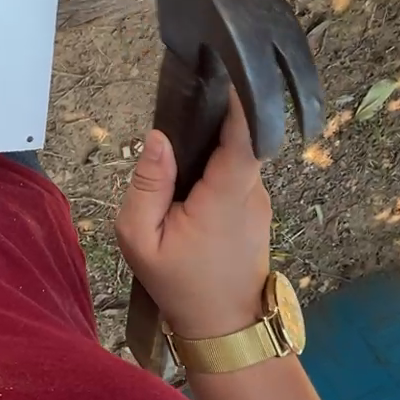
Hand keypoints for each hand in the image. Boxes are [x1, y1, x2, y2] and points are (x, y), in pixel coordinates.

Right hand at [115, 89, 271, 339]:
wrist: (224, 328)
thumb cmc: (179, 284)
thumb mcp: (141, 238)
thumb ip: (146, 186)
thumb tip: (157, 137)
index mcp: (225, 199)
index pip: (243, 140)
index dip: (238, 104)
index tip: (224, 70)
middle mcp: (252, 193)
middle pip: (236, 141)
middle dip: (207, 121)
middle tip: (172, 109)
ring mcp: (258, 201)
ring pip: (233, 158)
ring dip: (206, 149)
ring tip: (172, 153)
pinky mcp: (255, 209)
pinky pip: (233, 174)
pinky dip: (211, 167)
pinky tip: (186, 180)